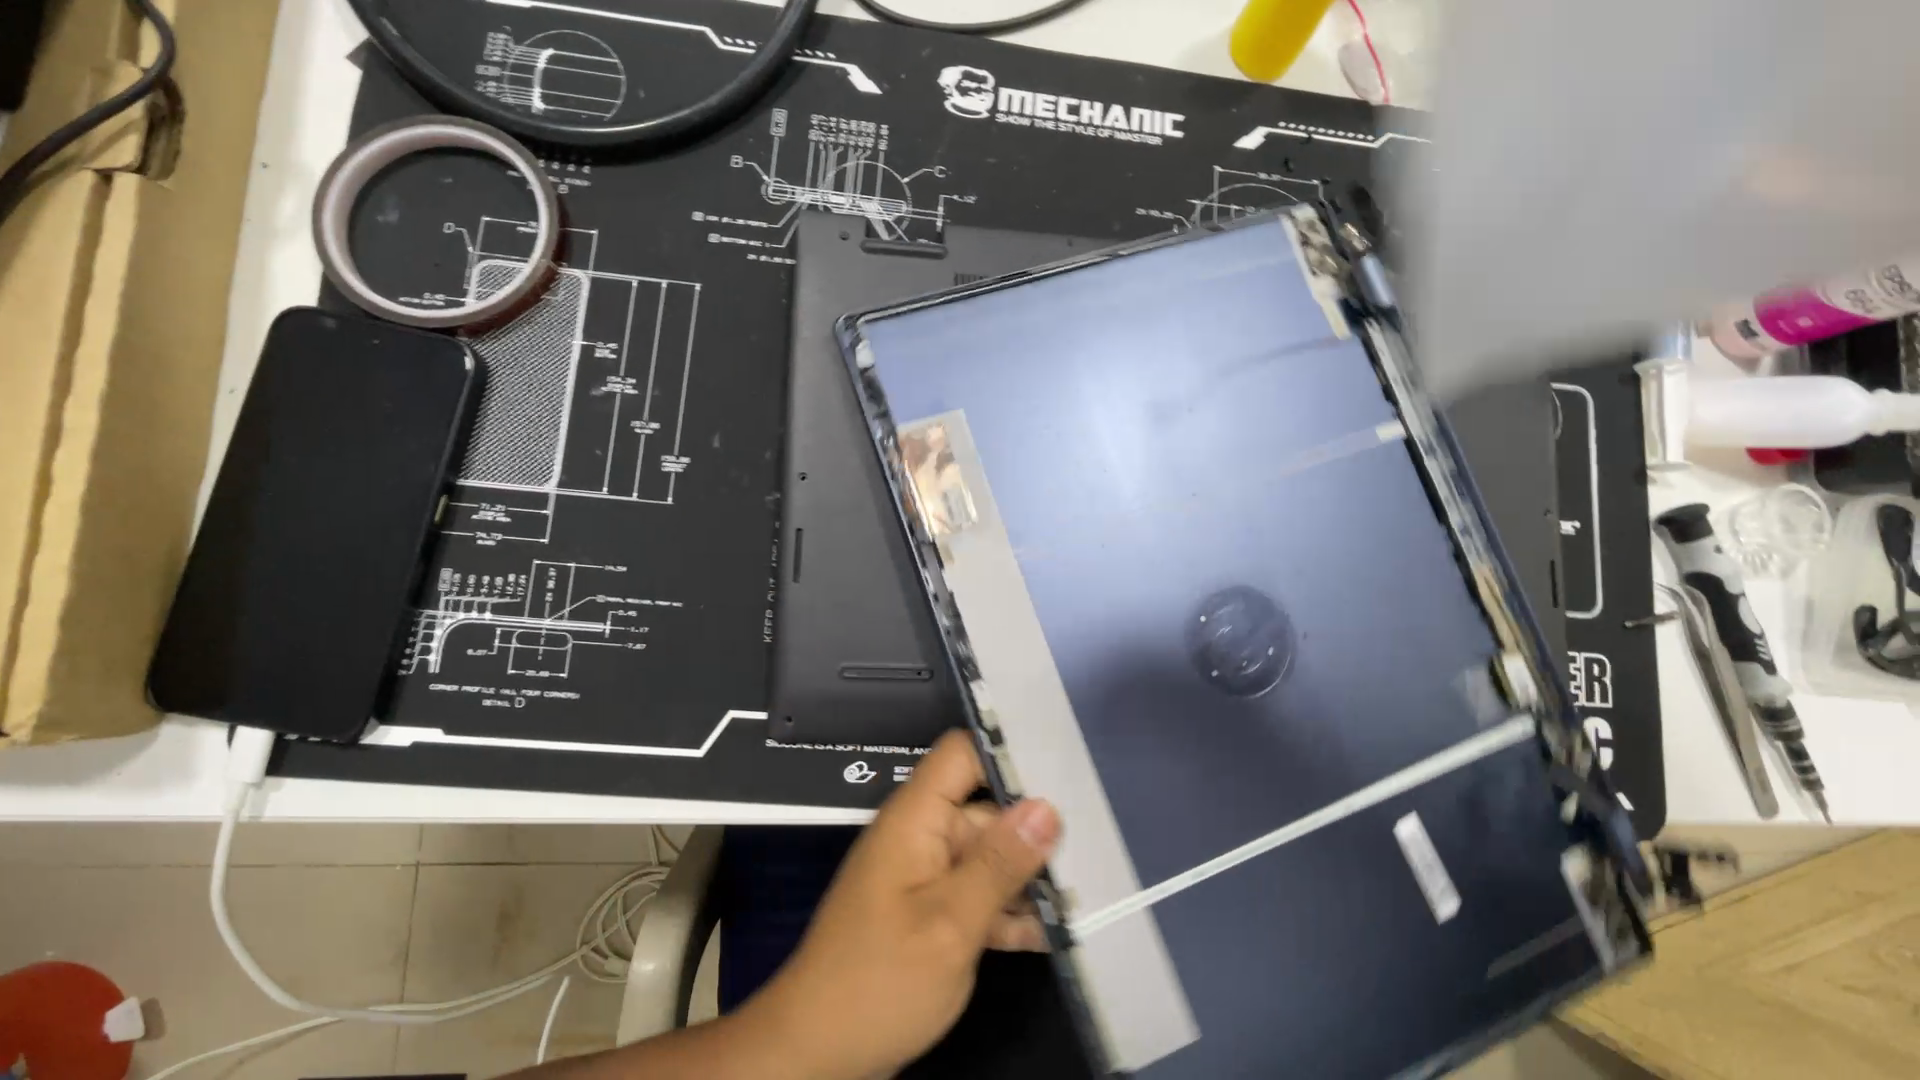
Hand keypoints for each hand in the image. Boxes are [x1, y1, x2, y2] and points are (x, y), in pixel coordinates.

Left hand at [741, 731, 1061, 1079]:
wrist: (817, 1053)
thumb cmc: (879, 981)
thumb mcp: (950, 924)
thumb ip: (999, 864)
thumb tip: (1046, 807)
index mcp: (916, 820)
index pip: (962, 756)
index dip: (1009, 754)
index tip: (1067, 773)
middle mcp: (922, 838)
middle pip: (988, 812)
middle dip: (1036, 833)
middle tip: (1098, 856)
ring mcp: (926, 878)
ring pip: (990, 859)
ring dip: (1029, 881)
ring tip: (1087, 900)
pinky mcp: (932, 915)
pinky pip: (978, 897)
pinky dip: (1009, 913)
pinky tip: (1052, 935)